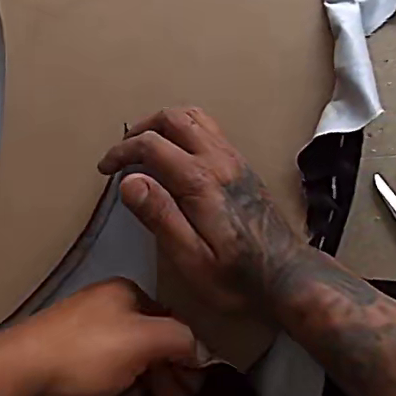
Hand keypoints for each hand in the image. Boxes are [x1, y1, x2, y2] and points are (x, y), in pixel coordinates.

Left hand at [0, 279, 207, 395]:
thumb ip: (178, 338)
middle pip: (153, 350)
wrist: (18, 377)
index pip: (171, 324)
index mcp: (125, 294)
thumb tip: (198, 348)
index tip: (205, 394)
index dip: (191, 358)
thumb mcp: (141, 339)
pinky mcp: (69, 366)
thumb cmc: (85, 353)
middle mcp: (107, 311)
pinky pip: (108, 381)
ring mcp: (86, 339)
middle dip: (176, 389)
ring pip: (133, 368)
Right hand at [98, 108, 305, 317]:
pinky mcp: (242, 166)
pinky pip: (209, 129)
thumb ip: (160, 217)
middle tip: (122, 152)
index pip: (152, 144)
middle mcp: (219, 161)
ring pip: (194, 117)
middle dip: (140, 128)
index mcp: (201, 181)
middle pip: (173, 118)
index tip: (106, 169)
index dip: (122, 151)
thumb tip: (129, 181)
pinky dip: (184, 128)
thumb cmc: (238, 278)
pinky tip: (176, 152)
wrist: (289, 278)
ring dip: (164, 123)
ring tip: (145, 144)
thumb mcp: (192, 259)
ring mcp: (234, 159)